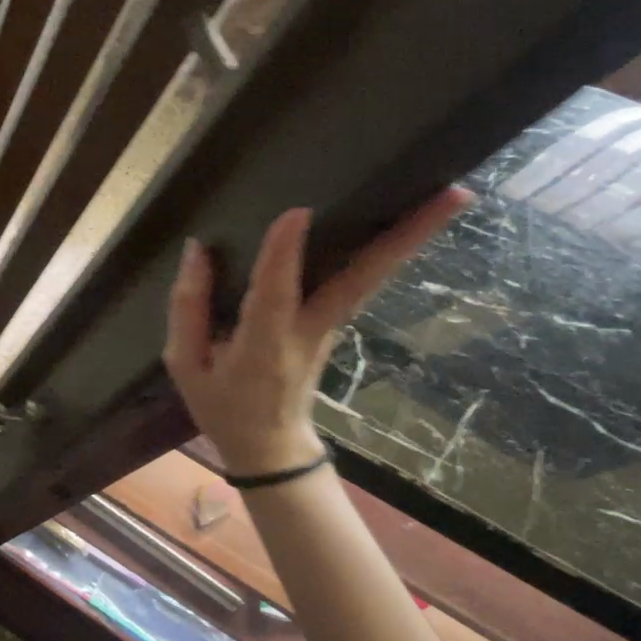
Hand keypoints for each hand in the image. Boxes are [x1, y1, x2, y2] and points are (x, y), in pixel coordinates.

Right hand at [162, 190, 471, 476]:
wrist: (268, 446)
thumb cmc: (219, 405)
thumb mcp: (183, 364)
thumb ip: (187, 309)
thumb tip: (197, 251)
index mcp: (263, 344)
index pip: (275, 293)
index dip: (283, 254)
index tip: (297, 213)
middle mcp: (309, 331)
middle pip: (361, 280)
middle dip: (407, 238)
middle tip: (456, 194)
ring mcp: (330, 328)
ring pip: (370, 278)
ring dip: (411, 239)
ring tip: (449, 196)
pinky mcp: (334, 325)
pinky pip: (359, 283)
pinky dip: (386, 252)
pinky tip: (400, 225)